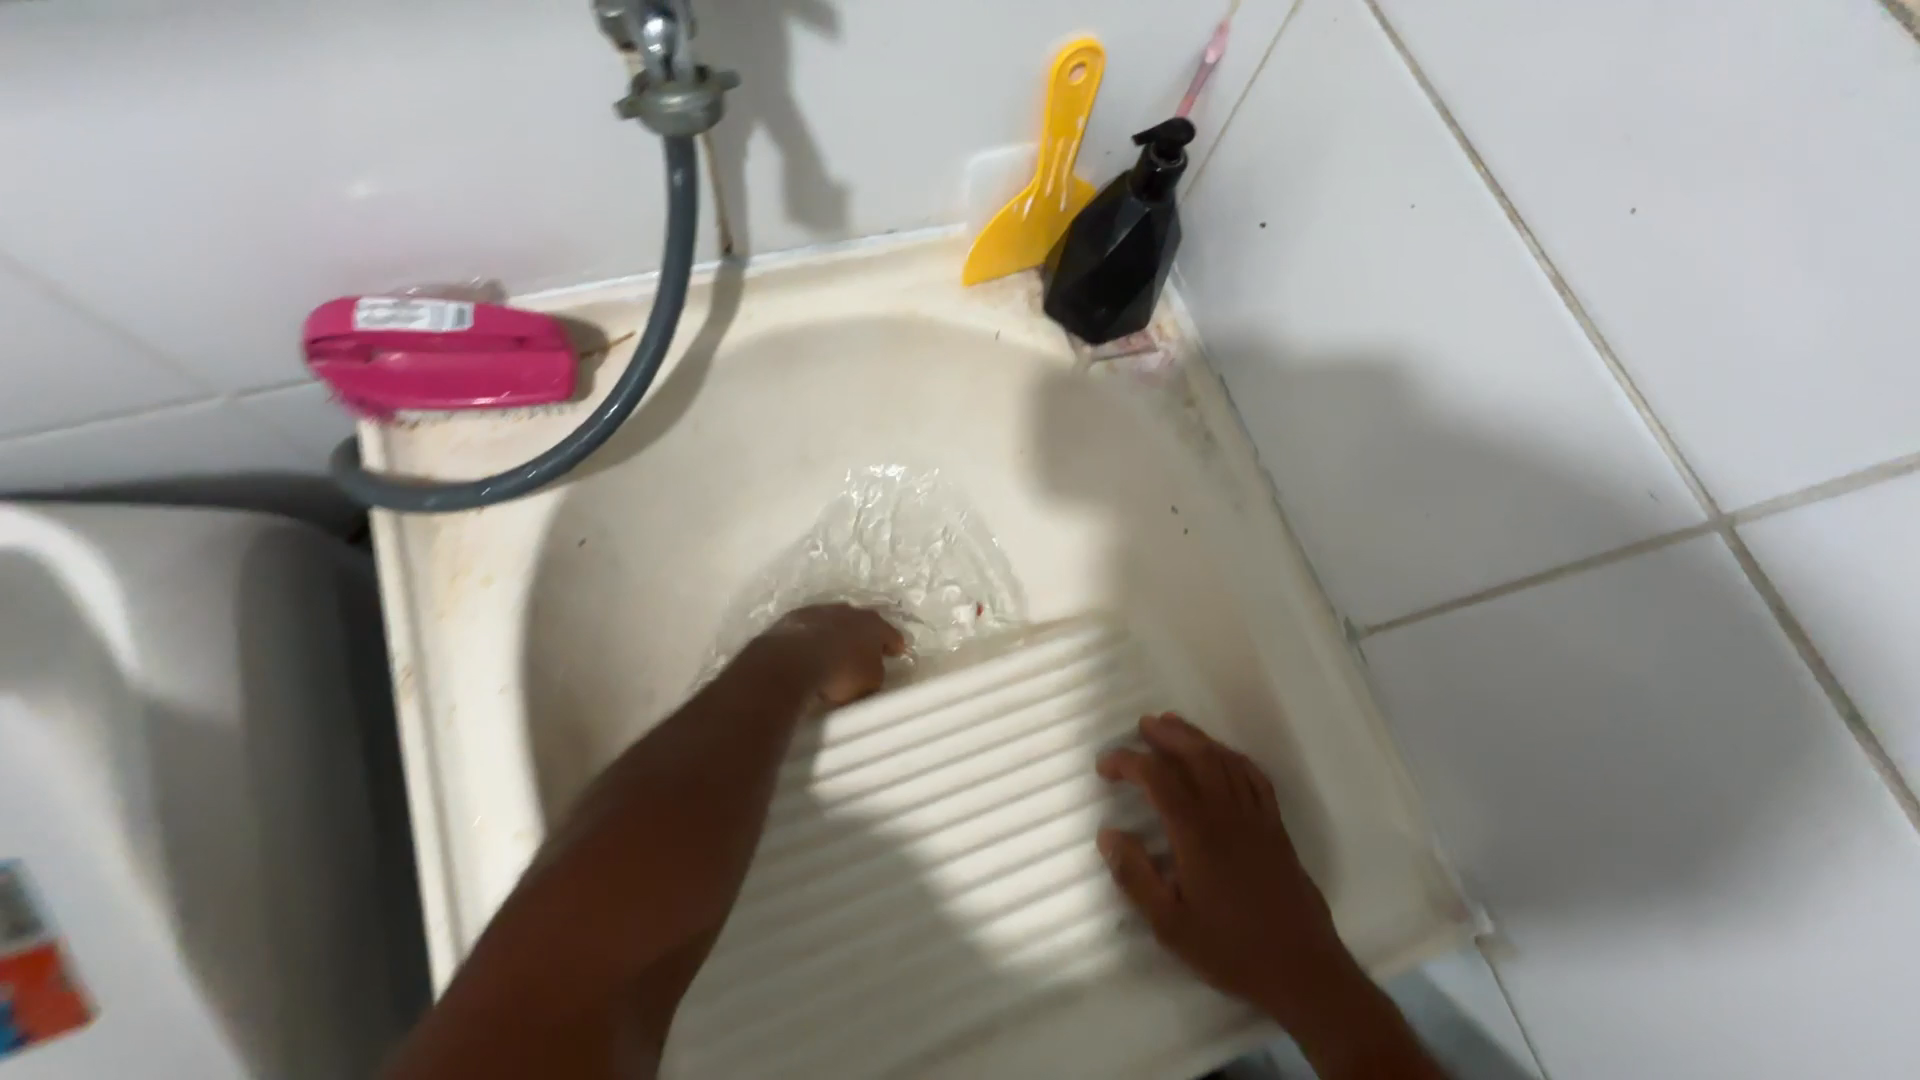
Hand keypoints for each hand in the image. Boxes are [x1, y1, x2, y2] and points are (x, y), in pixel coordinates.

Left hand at [753, 603, 906, 705]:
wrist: (793, 660)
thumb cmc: (841, 672)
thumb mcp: (871, 682)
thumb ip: (876, 673)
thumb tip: (872, 670)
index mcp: (874, 624)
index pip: (891, 634)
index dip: (894, 645)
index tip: (896, 653)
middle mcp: (849, 611)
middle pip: (862, 623)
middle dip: (864, 636)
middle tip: (865, 652)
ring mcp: (819, 611)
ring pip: (834, 622)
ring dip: (836, 634)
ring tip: (834, 653)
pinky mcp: (793, 618)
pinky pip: (809, 628)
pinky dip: (812, 638)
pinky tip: (808, 652)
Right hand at [1096, 713, 1362, 1026]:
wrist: (1302, 970)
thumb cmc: (1230, 949)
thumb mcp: (1169, 924)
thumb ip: (1135, 876)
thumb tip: (1107, 834)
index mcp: (1197, 833)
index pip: (1158, 778)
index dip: (1128, 763)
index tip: (1104, 767)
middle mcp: (1227, 814)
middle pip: (1196, 756)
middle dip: (1167, 735)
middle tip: (1142, 725)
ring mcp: (1256, 818)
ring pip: (1226, 760)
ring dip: (1198, 738)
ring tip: (1174, 726)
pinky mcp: (1276, 828)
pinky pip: (1254, 777)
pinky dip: (1233, 757)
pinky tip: (1223, 757)